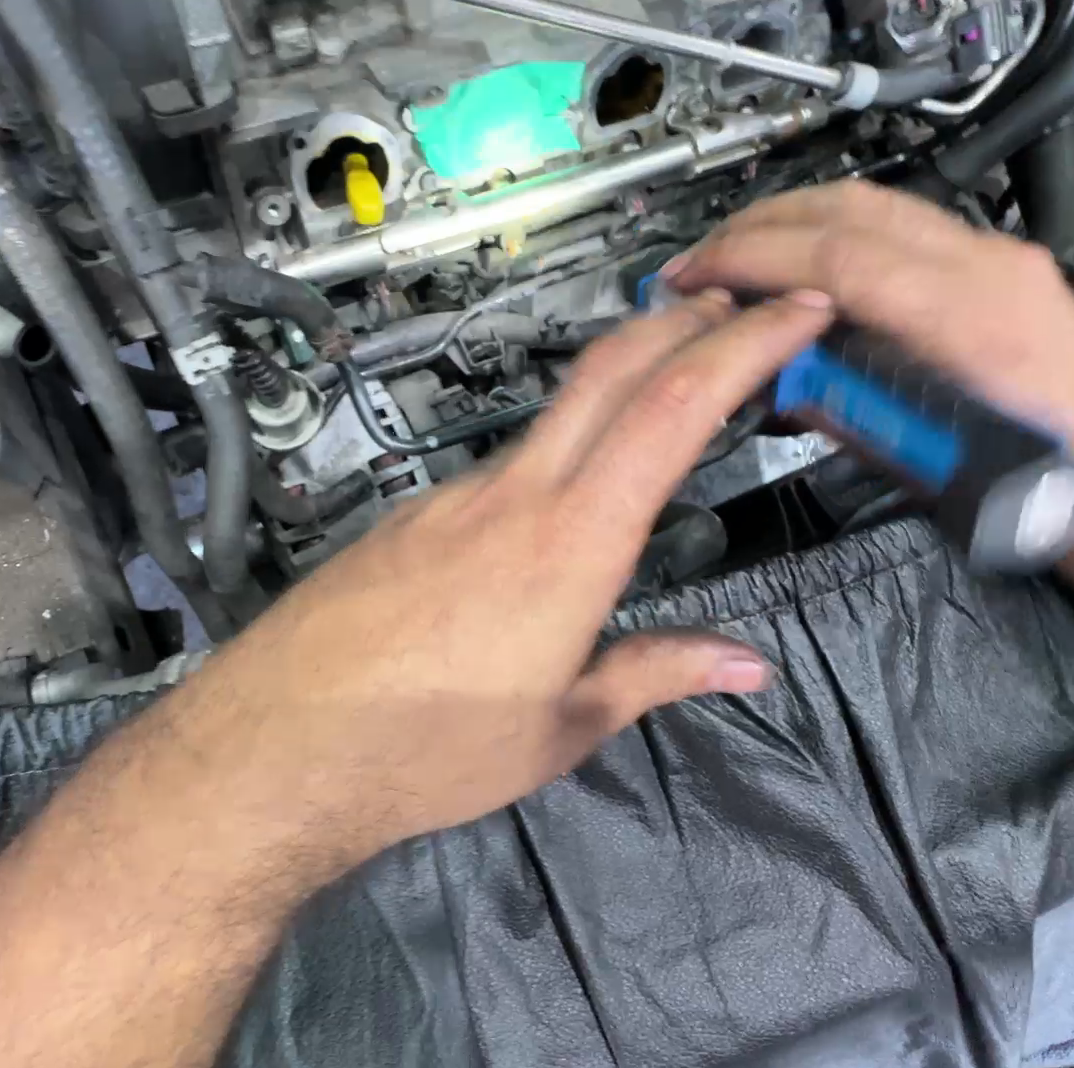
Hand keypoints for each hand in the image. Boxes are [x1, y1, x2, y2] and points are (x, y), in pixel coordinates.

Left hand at [151, 287, 835, 863]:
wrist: (279, 742)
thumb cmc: (428, 750)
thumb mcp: (561, 728)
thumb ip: (656, 674)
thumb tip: (746, 661)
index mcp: (570, 543)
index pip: (671, 409)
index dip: (742, 346)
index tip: (794, 311)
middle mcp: (513, 495)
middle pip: (608, 370)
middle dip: (684, 323)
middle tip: (742, 311)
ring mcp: (453, 496)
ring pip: (552, 417)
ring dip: (621, 386)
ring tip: (669, 395)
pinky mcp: (412, 514)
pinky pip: (501, 468)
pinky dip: (556, 453)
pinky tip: (559, 501)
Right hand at [663, 181, 1073, 475]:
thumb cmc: (1027, 483)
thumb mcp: (912, 458)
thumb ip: (837, 404)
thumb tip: (769, 372)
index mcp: (969, 320)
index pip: (836, 260)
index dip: (752, 260)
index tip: (696, 273)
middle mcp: (986, 267)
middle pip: (848, 208)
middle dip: (757, 226)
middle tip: (699, 259)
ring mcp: (993, 254)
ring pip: (871, 202)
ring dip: (789, 219)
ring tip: (734, 252)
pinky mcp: (989, 260)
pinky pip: (893, 222)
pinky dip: (827, 230)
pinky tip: (796, 257)